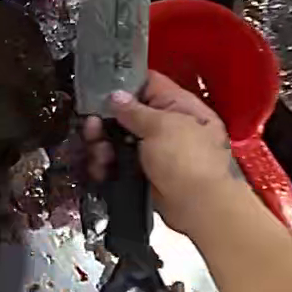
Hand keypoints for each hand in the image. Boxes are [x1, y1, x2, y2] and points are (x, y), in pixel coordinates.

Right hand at [84, 70, 251, 233]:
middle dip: (107, 120)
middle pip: (128, 114)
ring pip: (120, 140)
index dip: (124, 84)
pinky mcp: (145, 172)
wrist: (199, 207)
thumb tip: (116, 96)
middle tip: (93, 127)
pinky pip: (120, 163)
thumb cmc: (190, 162)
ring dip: (103, 145)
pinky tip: (101, 168)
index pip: (149, 83)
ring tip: (100, 153)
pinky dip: (107, 165)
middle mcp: (167, 126)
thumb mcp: (161, 126)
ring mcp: (156, 151)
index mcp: (180, 106)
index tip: (101, 90)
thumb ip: (135, 110)